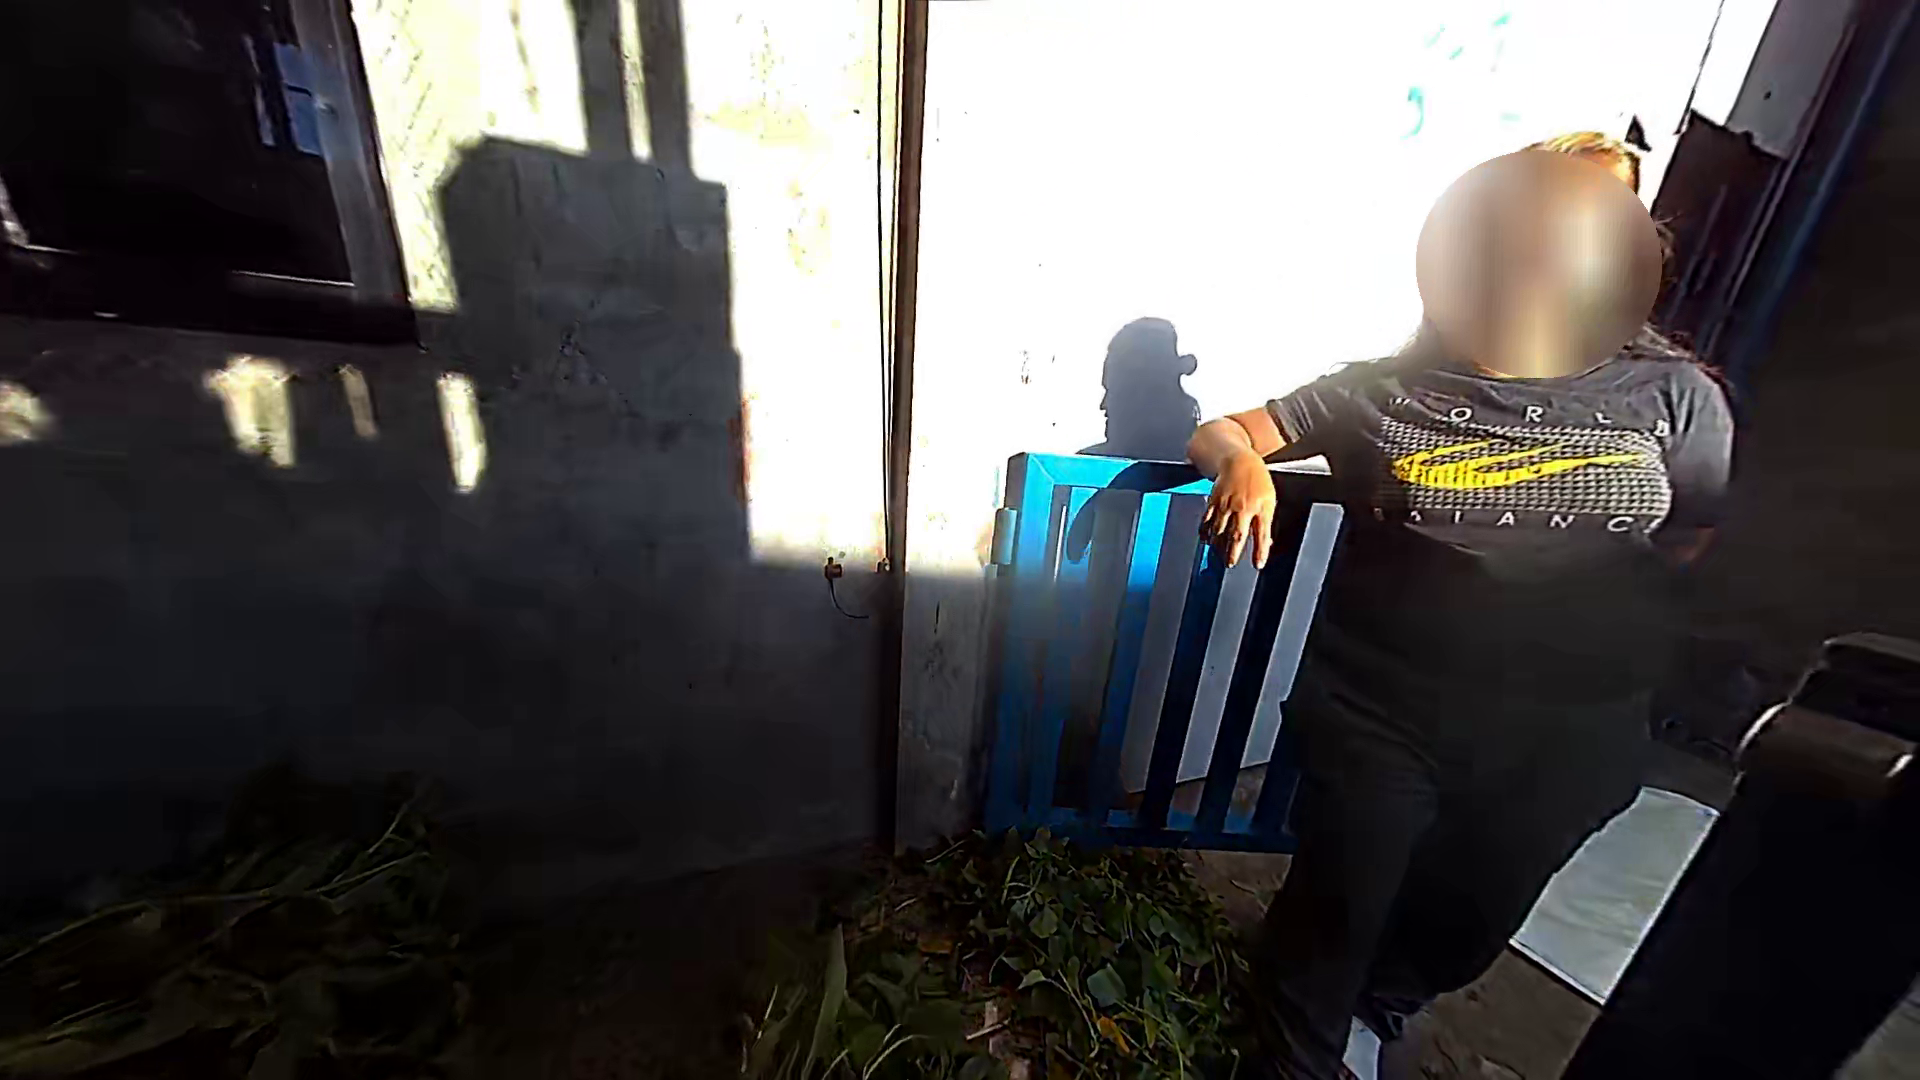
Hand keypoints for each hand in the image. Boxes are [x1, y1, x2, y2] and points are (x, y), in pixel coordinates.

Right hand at [1201, 451, 1276, 567]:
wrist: (1239, 462)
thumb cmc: (1257, 481)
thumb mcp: (1269, 500)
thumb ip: (1266, 522)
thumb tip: (1266, 542)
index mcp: (1260, 508)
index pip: (1261, 535)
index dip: (1260, 551)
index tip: (1258, 564)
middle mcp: (1242, 508)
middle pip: (1236, 535)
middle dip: (1232, 552)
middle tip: (1229, 563)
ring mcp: (1226, 505)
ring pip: (1220, 530)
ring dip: (1218, 545)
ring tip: (1217, 555)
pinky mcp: (1213, 502)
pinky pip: (1207, 520)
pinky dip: (1205, 532)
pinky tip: (1206, 539)